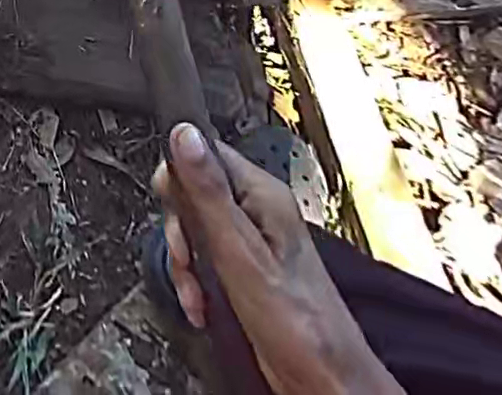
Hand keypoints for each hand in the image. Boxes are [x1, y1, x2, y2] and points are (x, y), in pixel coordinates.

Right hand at [154, 124, 403, 394]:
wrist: (327, 386)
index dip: (177, 178)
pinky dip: (194, 276)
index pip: (201, 151)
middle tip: (187, 256)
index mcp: (261, 193)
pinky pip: (202, 252)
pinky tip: (201, 300)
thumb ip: (208, 190)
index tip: (174, 211)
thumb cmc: (298, 326)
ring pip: (191, 225)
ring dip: (184, 259)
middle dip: (178, 228)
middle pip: (190, 191)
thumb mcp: (240, 250)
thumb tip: (184, 132)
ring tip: (195, 289)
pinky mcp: (244, 262)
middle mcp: (257, 207)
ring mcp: (251, 236)